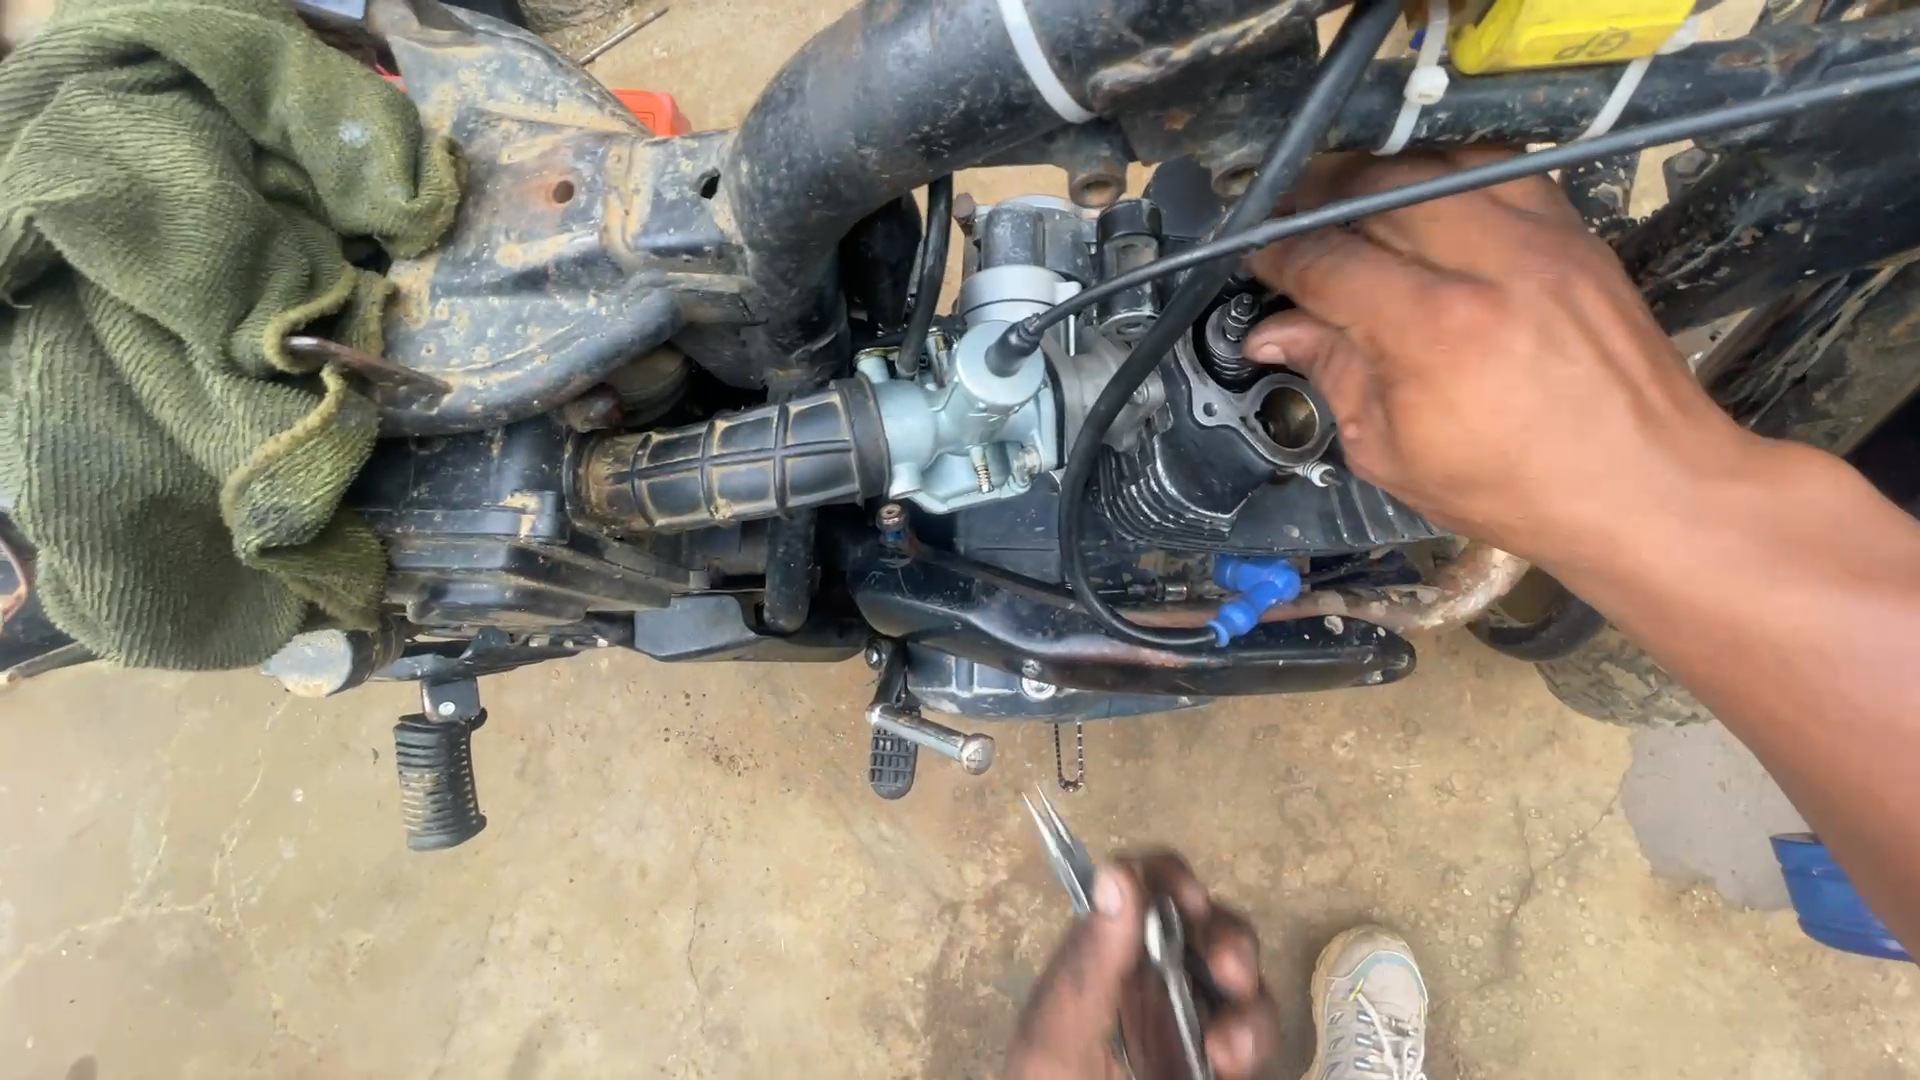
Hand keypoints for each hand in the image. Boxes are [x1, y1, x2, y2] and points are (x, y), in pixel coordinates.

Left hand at [1004, 853, 1277, 1079]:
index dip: (1166, 877)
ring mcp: (1191, 1024)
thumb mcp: (1054, 1042)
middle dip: (1226, 935)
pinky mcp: (1222, 1067)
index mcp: (1105, 957)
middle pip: (1206, 925)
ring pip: (1242, 982)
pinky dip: (1256, 1041)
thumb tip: (1116, 874)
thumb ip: (1087, 965)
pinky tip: (1231, 1068)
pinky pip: (1256, 1038)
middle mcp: (1152, 979)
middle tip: (1227, 969)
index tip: (1185, 896)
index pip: (1140, 888)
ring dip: (1249, 1001)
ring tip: (1228, 1050)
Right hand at [1242, 150, 1765, 568]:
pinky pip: (1501, 170)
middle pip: (1381, 189)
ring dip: (1380, 174)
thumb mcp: (1385, 448)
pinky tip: (1419, 198)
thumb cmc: (1503, 487)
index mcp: (1430, 331)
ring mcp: (1544, 239)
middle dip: (1319, 195)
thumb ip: (1331, 373)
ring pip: (1441, 163)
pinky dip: (1446, 173)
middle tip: (1286, 215)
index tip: (1255, 256)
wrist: (1639, 483)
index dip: (1280, 255)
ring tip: (1343, 198)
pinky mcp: (1577, 235)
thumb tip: (1272, 336)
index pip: (1331, 263)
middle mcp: (1489, 264)